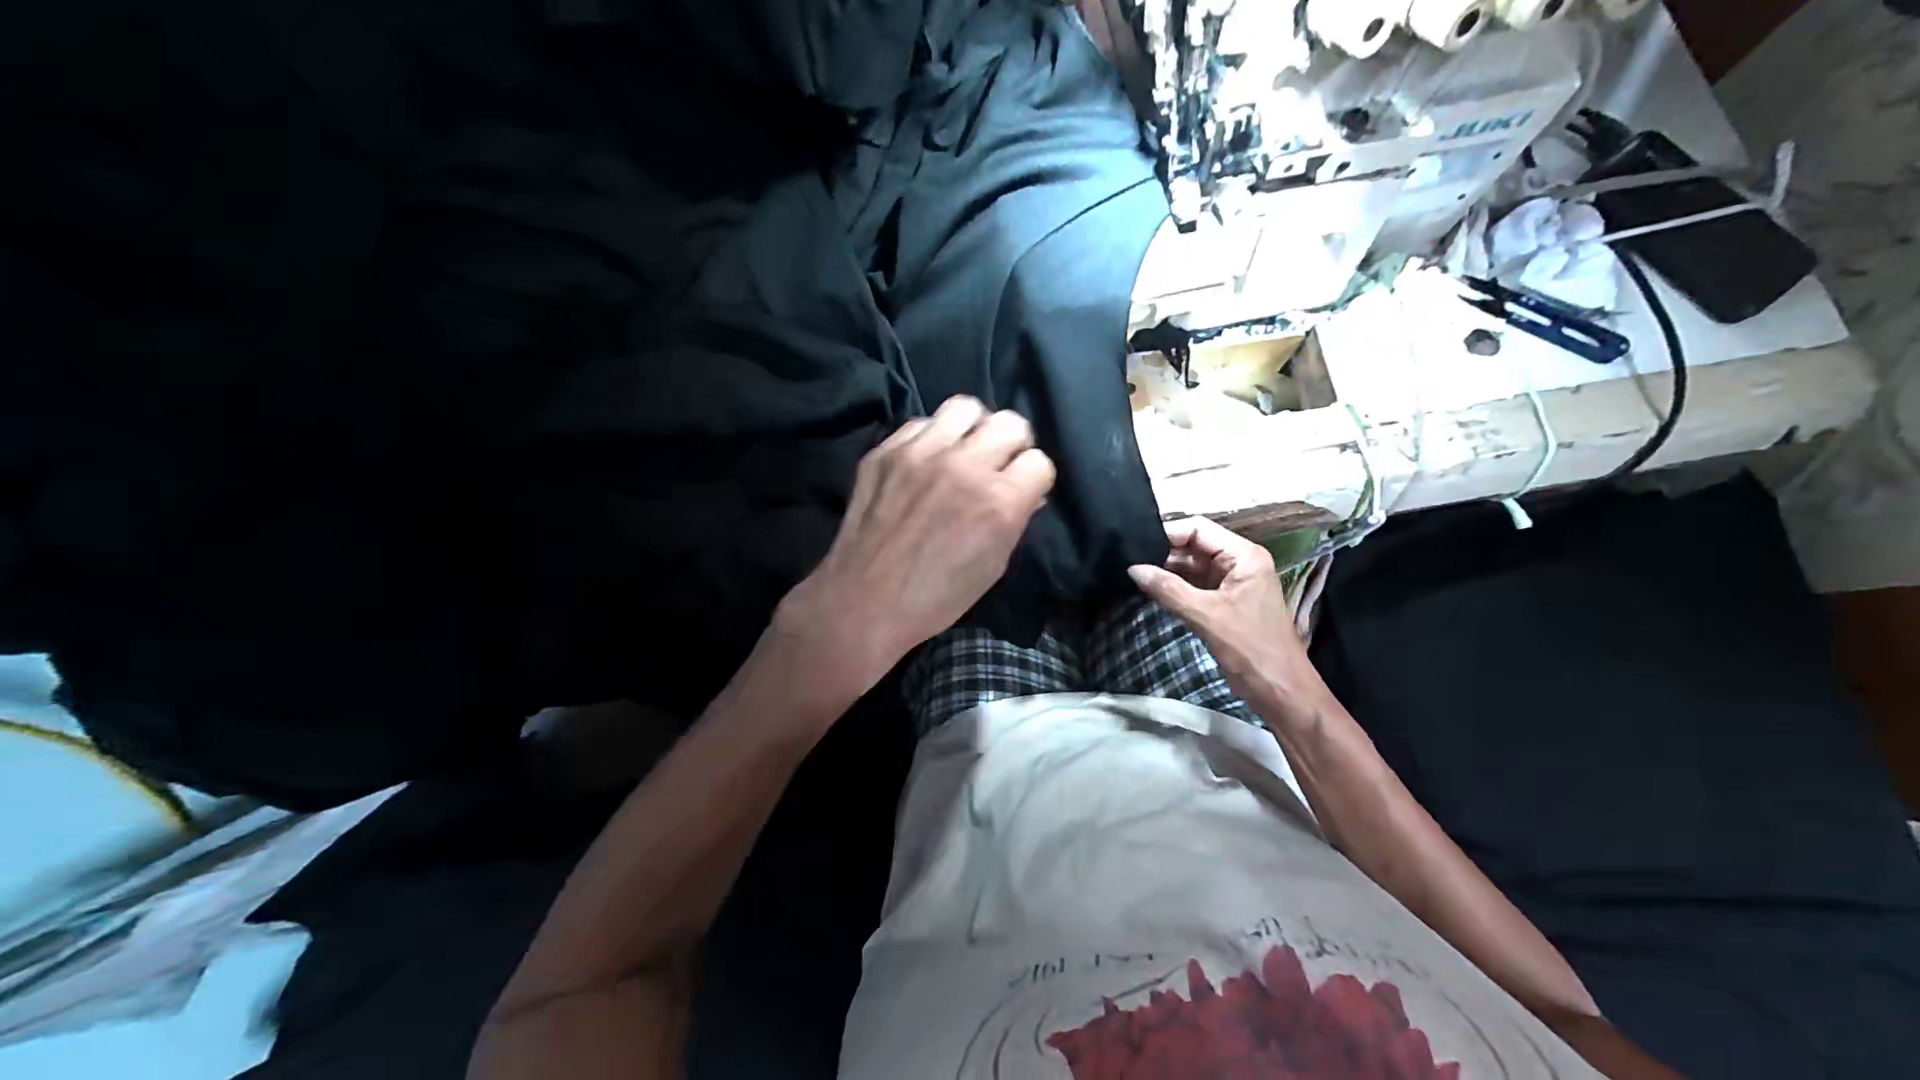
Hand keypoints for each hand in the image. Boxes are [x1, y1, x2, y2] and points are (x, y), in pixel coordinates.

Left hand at [776, 396, 1055, 695]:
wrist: (863, 601)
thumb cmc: (936, 597)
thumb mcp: (992, 566)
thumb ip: (1015, 520)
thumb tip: (1027, 492)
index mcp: (998, 502)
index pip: (1040, 462)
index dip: (1033, 479)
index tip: (1022, 491)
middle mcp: (964, 466)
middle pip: (1011, 423)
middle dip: (1014, 445)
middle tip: (999, 466)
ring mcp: (920, 453)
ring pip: (966, 407)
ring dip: (975, 429)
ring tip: (966, 451)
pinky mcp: (886, 451)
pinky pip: (922, 423)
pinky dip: (933, 439)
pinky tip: (927, 463)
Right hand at [1128, 518, 1328, 715]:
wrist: (1281, 690)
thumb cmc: (1250, 648)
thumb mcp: (1205, 616)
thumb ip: (1168, 589)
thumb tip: (1132, 568)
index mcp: (1244, 556)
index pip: (1199, 528)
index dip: (1167, 533)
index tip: (1135, 544)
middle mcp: (1240, 562)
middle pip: (1195, 544)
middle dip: (1164, 551)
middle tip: (1128, 559)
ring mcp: (1233, 582)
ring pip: (1193, 565)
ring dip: (1167, 569)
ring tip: (1134, 572)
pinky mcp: (1226, 601)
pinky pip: (1195, 584)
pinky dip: (1175, 586)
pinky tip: (1151, 588)